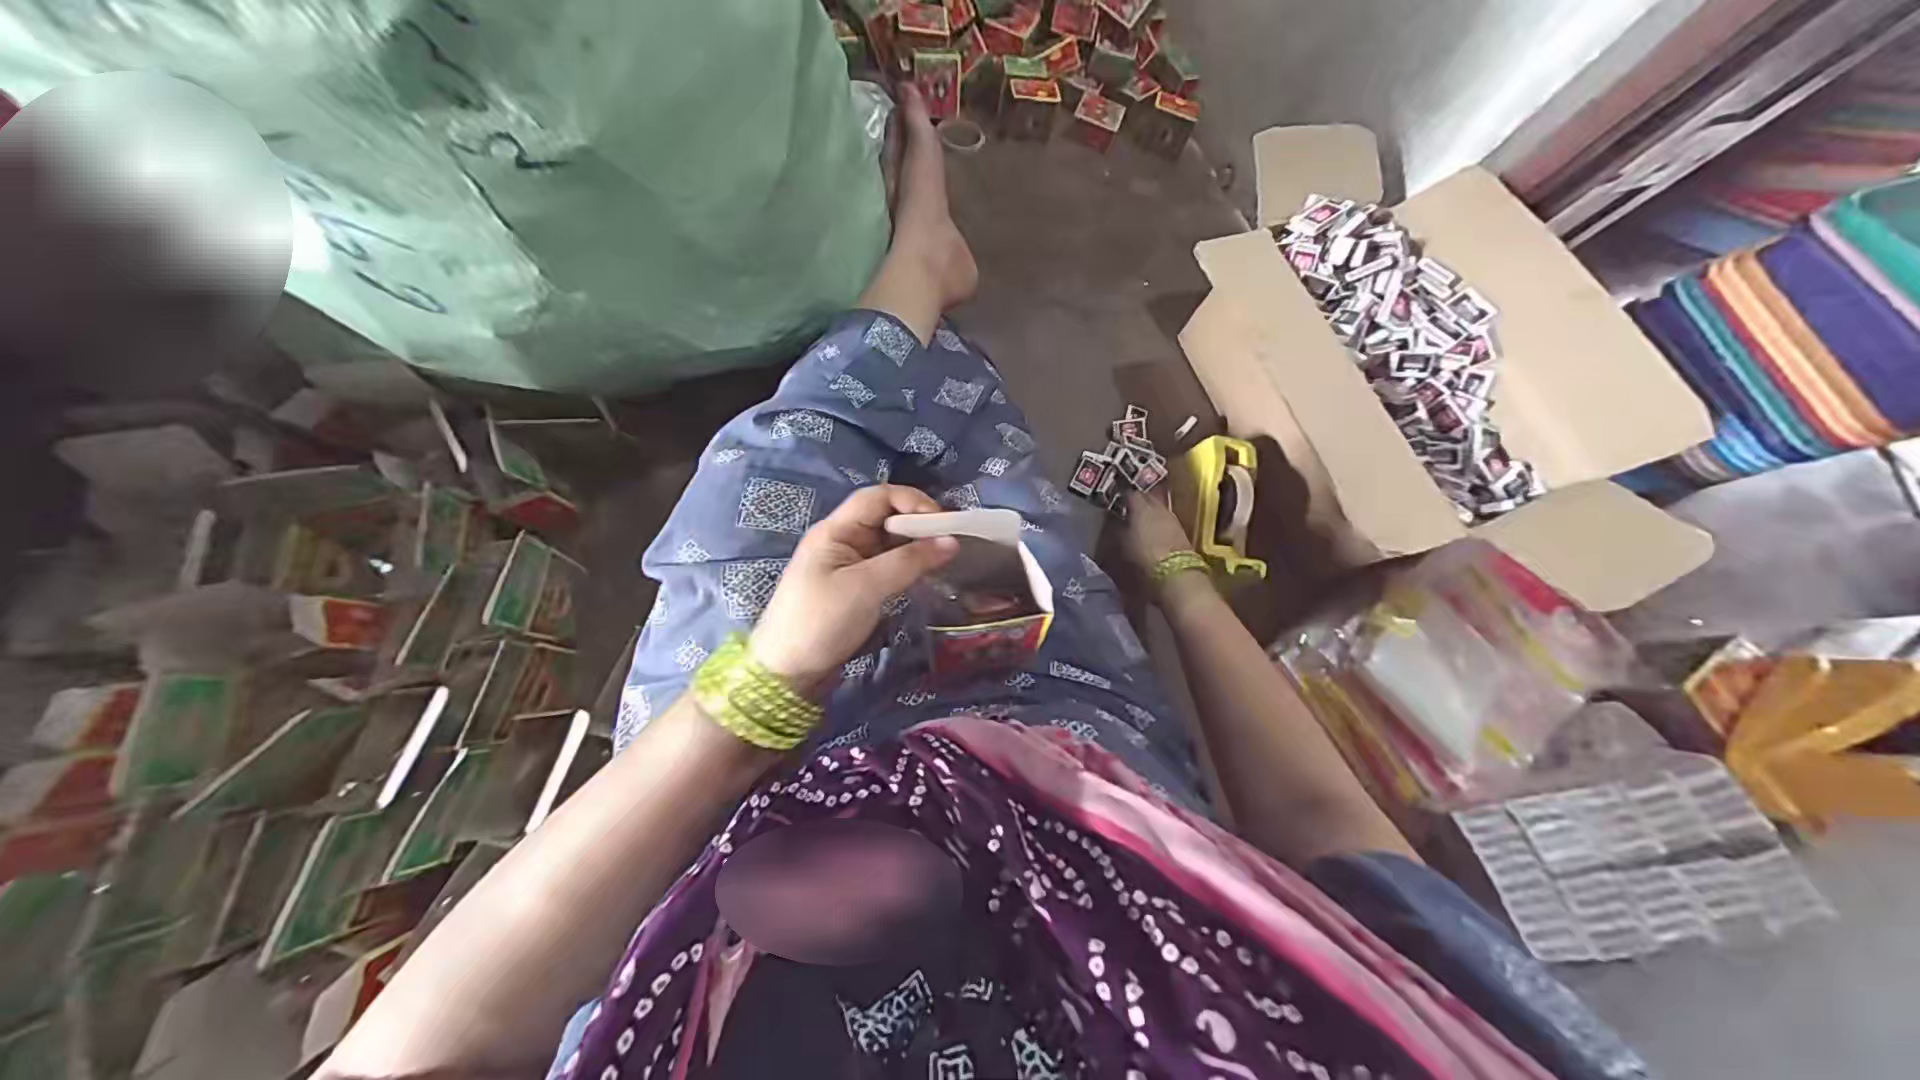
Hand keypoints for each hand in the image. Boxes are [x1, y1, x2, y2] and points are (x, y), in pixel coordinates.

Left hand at [749, 485, 958, 690]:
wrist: (787, 672)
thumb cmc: (820, 622)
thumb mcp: (865, 588)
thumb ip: (909, 562)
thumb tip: (952, 541)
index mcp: (835, 530)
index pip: (878, 496)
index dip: (912, 501)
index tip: (943, 523)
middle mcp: (842, 540)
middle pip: (885, 516)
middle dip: (919, 523)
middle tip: (951, 541)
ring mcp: (848, 564)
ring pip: (888, 542)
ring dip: (915, 545)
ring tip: (945, 557)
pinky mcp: (855, 586)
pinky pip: (886, 564)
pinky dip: (907, 565)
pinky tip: (926, 574)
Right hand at [1120, 491, 1195, 575]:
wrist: (1176, 577)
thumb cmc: (1142, 559)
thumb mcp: (1120, 544)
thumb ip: (1115, 529)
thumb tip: (1112, 520)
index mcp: (1141, 506)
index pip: (1129, 493)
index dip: (1120, 496)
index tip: (1113, 501)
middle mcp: (1158, 507)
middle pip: (1146, 497)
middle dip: (1136, 501)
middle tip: (1125, 509)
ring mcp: (1172, 518)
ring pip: (1157, 508)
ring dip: (1148, 512)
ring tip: (1137, 522)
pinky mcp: (1181, 532)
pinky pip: (1165, 520)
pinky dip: (1157, 523)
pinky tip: (1151, 533)